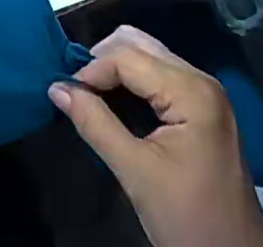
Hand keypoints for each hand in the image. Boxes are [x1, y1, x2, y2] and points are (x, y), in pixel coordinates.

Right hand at [49, 26, 262, 246]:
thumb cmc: (188, 218)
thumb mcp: (136, 173)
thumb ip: (95, 124)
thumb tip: (57, 88)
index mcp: (191, 91)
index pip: (129, 57)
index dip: (92, 69)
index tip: (65, 92)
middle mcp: (200, 78)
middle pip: (140, 44)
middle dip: (103, 60)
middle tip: (77, 90)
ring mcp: (205, 89)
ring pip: (149, 53)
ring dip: (116, 67)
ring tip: (91, 94)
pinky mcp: (203, 103)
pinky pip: (160, 71)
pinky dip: (132, 79)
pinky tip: (115, 99)